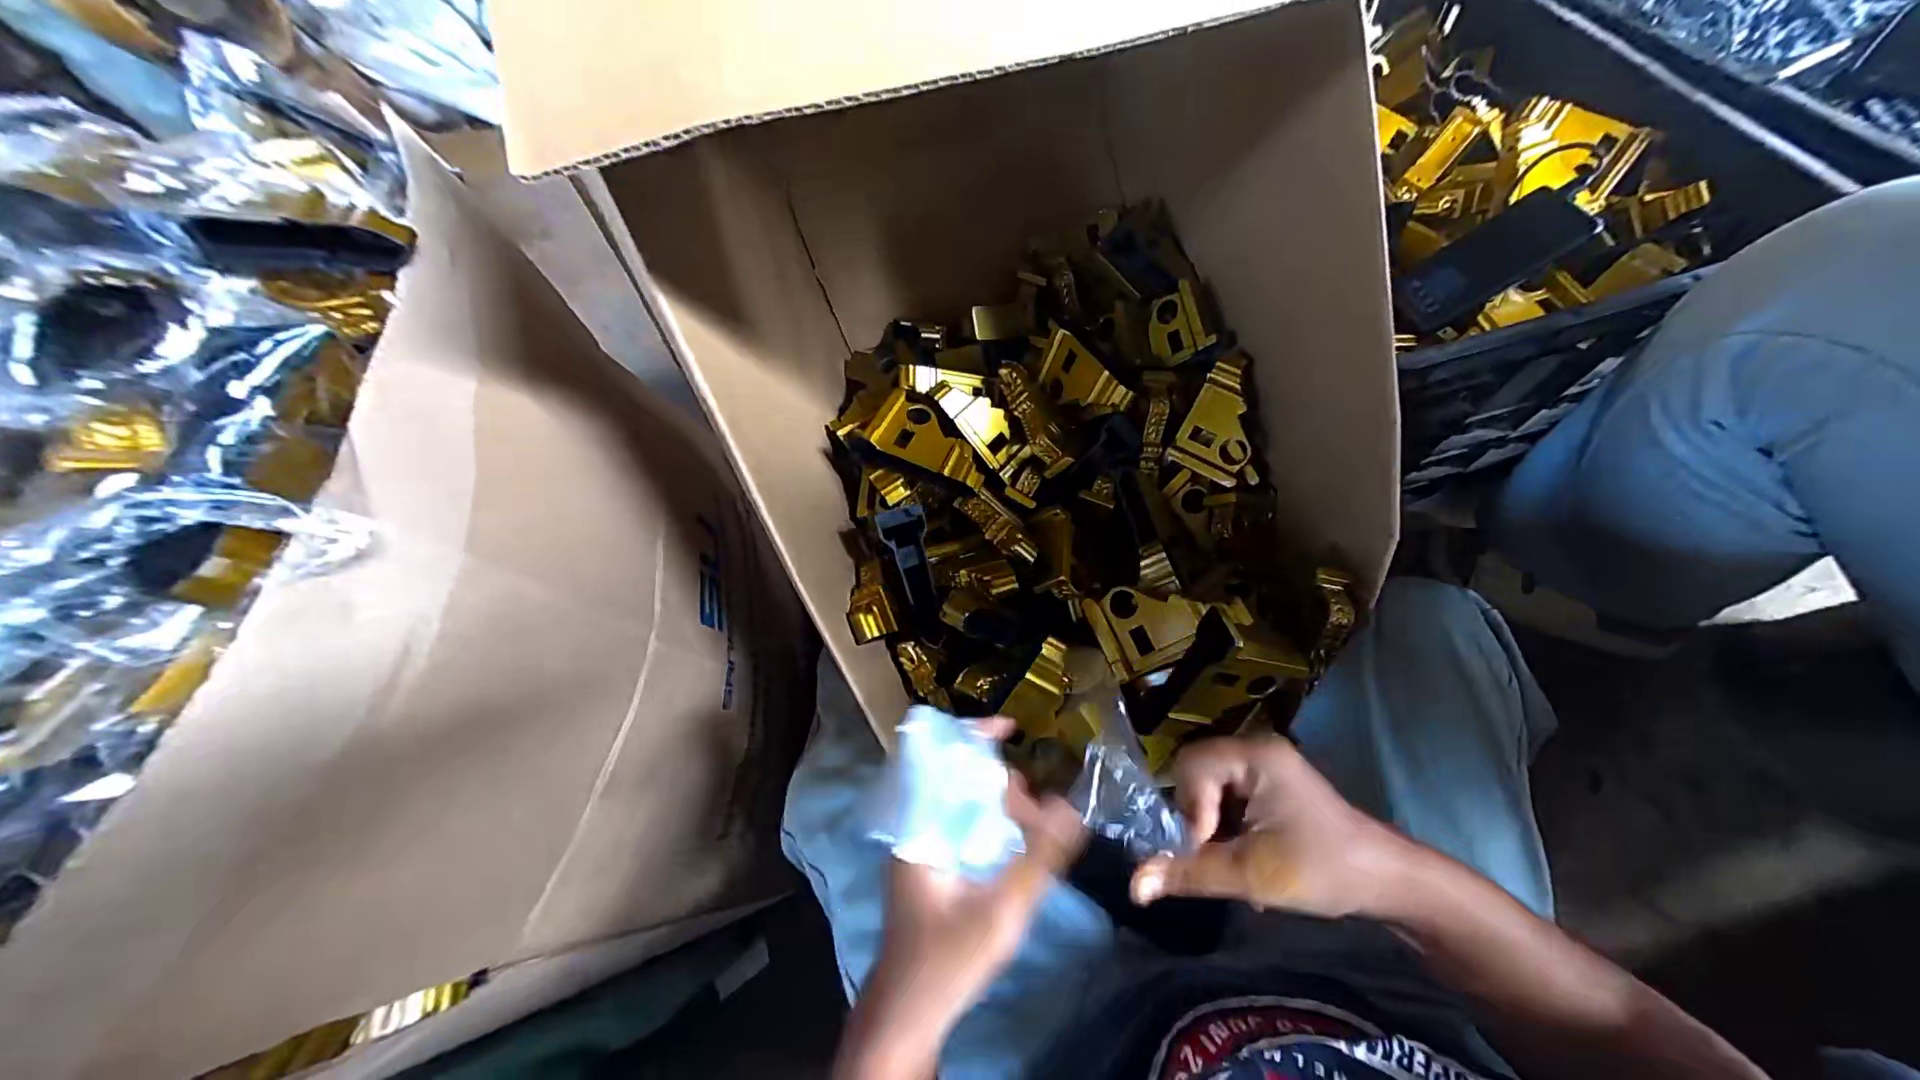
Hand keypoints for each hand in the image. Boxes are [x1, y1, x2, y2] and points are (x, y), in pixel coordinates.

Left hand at [835, 719, 1086, 1078]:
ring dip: (998, 803)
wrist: (907, 1013)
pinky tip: (1018, 843)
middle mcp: (914, 826)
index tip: (1012, 727)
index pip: (938, 756)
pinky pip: (961, 823)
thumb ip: (1039, 857)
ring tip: (1036, 826)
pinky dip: (990, 822)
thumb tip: (1072, 805)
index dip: (973, 733)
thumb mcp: (1002, 910)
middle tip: (1039, 806)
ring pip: (961, 802)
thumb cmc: (948, 960)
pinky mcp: (929, 865)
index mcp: (919, 826)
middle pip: (956, 777)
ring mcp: (919, 846)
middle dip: (1001, 780)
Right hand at [1129, 735, 1411, 917]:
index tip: (1210, 848)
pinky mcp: (1271, 782)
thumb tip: (1134, 886)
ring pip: (1208, 785)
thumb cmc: (1321, 869)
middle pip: (1194, 772)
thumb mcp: (1250, 875)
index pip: (1190, 766)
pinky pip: (1227, 792)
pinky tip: (1244, 854)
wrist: (1388, 881)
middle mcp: (1255, 747)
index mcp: (1253, 755)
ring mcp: (1265, 763)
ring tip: (1232, 860)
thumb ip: (1188, 874)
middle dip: (1197, 817)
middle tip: (1216, 852)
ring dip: (1211, 825)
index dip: (1190, 809)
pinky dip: (1226, 823)